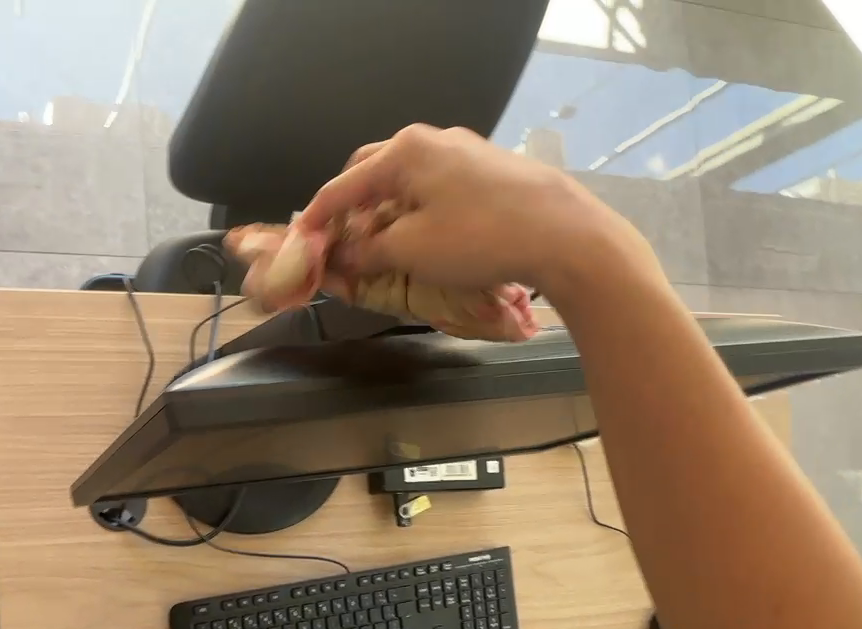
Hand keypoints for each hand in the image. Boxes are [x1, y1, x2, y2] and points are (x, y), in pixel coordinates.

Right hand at [284, 124, 638, 309]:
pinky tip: (414, 240)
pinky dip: (408, 212)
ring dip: (378, 214)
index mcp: (403, 151)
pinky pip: (428, 188)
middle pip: (368, 174)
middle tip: (337, 247)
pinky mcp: (483, 170)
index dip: (315, 221)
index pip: (340, 186)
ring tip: (374, 250)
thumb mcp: (408, 250)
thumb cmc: (478, 238)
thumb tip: (338, 256)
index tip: (298, 249)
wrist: (563, 235)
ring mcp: (460, 151)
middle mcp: (429, 140)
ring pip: (400, 182)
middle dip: (347, 211)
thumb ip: (364, 251)